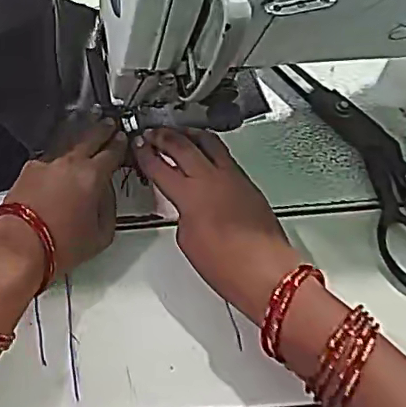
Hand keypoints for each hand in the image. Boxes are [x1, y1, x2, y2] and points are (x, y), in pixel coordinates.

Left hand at [0, 120, 126, 290]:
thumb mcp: (100, 234)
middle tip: (108, 125)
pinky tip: (59, 165)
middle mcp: (68, 164)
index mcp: (91, 175)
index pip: (111, 152)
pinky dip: (57, 159)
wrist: (20, 245)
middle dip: (101, 130)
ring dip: (78, 141)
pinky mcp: (27, 171)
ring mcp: (45, 165)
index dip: (119, 144)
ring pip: (66, 146)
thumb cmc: (56, 244)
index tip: (121, 140)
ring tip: (85, 142)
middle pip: (89, 138)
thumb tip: (105, 197)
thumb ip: (108, 207)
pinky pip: (48, 159)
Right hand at [131, 128, 303, 317]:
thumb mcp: (187, 239)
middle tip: (153, 134)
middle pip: (181, 144)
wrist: (267, 274)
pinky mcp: (248, 184)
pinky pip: (225, 155)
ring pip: (207, 142)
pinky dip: (209, 146)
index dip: (144, 153)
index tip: (138, 146)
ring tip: (179, 132)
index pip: (159, 165)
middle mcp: (211, 180)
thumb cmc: (230, 266)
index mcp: (189, 194)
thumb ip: (181, 212)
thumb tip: (183, 204)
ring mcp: (232, 178)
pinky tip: (205, 149)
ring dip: (189, 135)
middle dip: (163, 136)